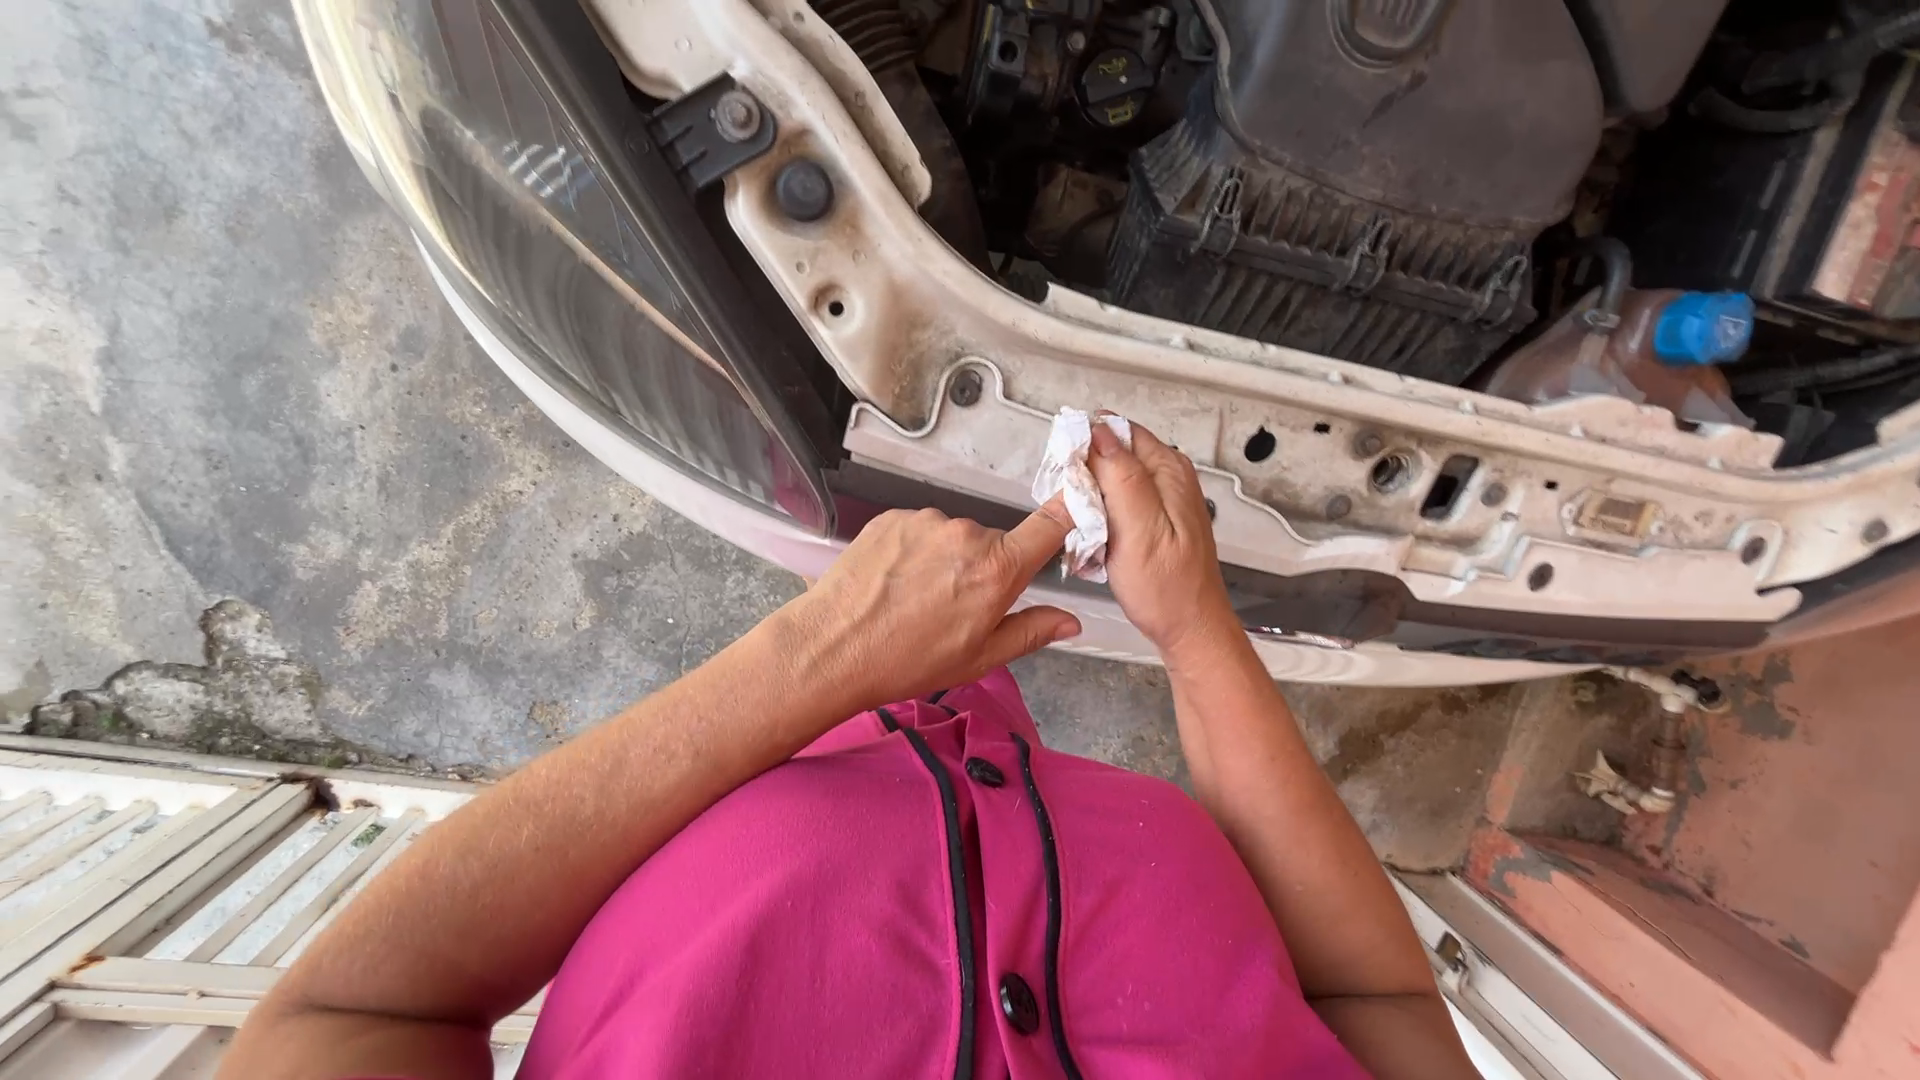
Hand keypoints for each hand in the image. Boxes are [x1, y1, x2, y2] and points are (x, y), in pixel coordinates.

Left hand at [781, 504, 1080, 711]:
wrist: (832, 648)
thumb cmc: (909, 661)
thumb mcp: (979, 658)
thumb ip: (1031, 632)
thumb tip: (1072, 621)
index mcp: (997, 570)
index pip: (1049, 526)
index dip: (1069, 513)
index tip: (1078, 505)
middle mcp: (966, 534)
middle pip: (992, 543)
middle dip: (983, 568)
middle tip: (953, 606)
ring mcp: (926, 521)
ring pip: (953, 537)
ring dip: (945, 559)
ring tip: (914, 597)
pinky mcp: (892, 517)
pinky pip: (919, 530)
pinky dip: (913, 551)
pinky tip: (893, 582)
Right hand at [1087, 422, 1240, 664]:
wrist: (1189, 629)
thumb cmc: (1166, 588)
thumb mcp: (1139, 529)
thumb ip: (1121, 476)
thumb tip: (1099, 431)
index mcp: (1167, 469)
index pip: (1115, 430)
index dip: (1085, 447)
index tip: (1068, 479)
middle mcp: (1168, 475)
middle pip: (1111, 452)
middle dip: (1084, 475)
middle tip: (1077, 511)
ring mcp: (1161, 497)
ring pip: (1110, 478)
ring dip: (1089, 497)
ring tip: (1086, 527)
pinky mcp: (1152, 518)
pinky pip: (1116, 501)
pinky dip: (1099, 514)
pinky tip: (1096, 537)